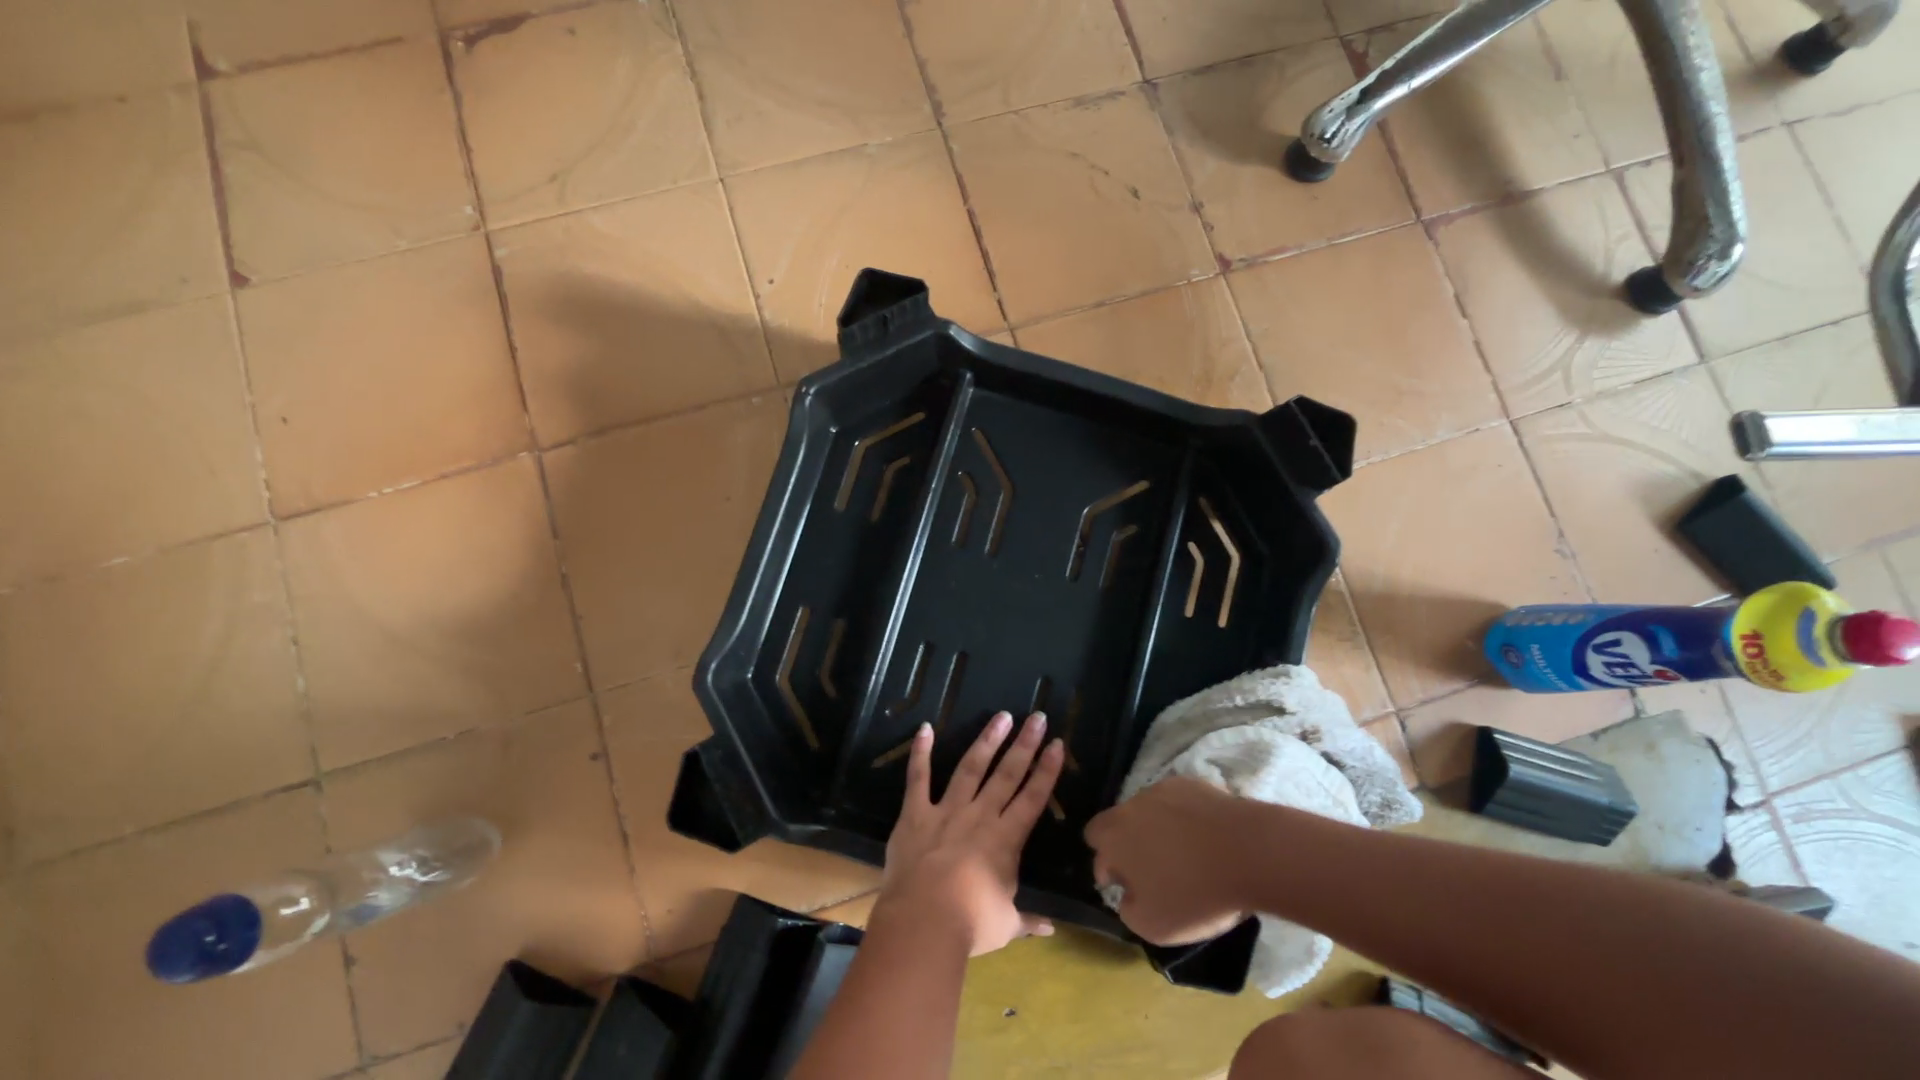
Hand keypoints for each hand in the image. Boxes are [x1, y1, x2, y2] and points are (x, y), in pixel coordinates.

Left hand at [879, 711, 1065, 956]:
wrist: (923, 922)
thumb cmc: (970, 925)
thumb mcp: (1006, 925)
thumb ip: (1027, 921)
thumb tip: (1051, 930)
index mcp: (1006, 840)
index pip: (1033, 798)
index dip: (1047, 770)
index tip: (1057, 743)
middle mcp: (980, 817)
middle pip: (1007, 775)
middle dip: (1024, 744)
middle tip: (1036, 716)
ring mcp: (946, 812)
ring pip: (970, 768)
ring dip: (986, 741)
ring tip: (1001, 717)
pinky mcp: (915, 815)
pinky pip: (918, 779)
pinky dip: (920, 753)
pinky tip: (925, 728)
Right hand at [1084, 777, 1250, 945]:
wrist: (1251, 853)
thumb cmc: (1196, 894)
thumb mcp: (1153, 926)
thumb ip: (1127, 910)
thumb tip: (1128, 895)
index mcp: (1112, 838)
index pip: (1095, 846)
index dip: (1108, 868)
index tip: (1131, 886)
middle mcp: (1129, 806)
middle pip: (1117, 822)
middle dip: (1128, 843)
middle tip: (1155, 869)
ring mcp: (1161, 790)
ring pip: (1147, 810)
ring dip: (1156, 828)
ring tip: (1186, 853)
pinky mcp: (1192, 782)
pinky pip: (1177, 801)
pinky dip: (1184, 816)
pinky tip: (1205, 836)